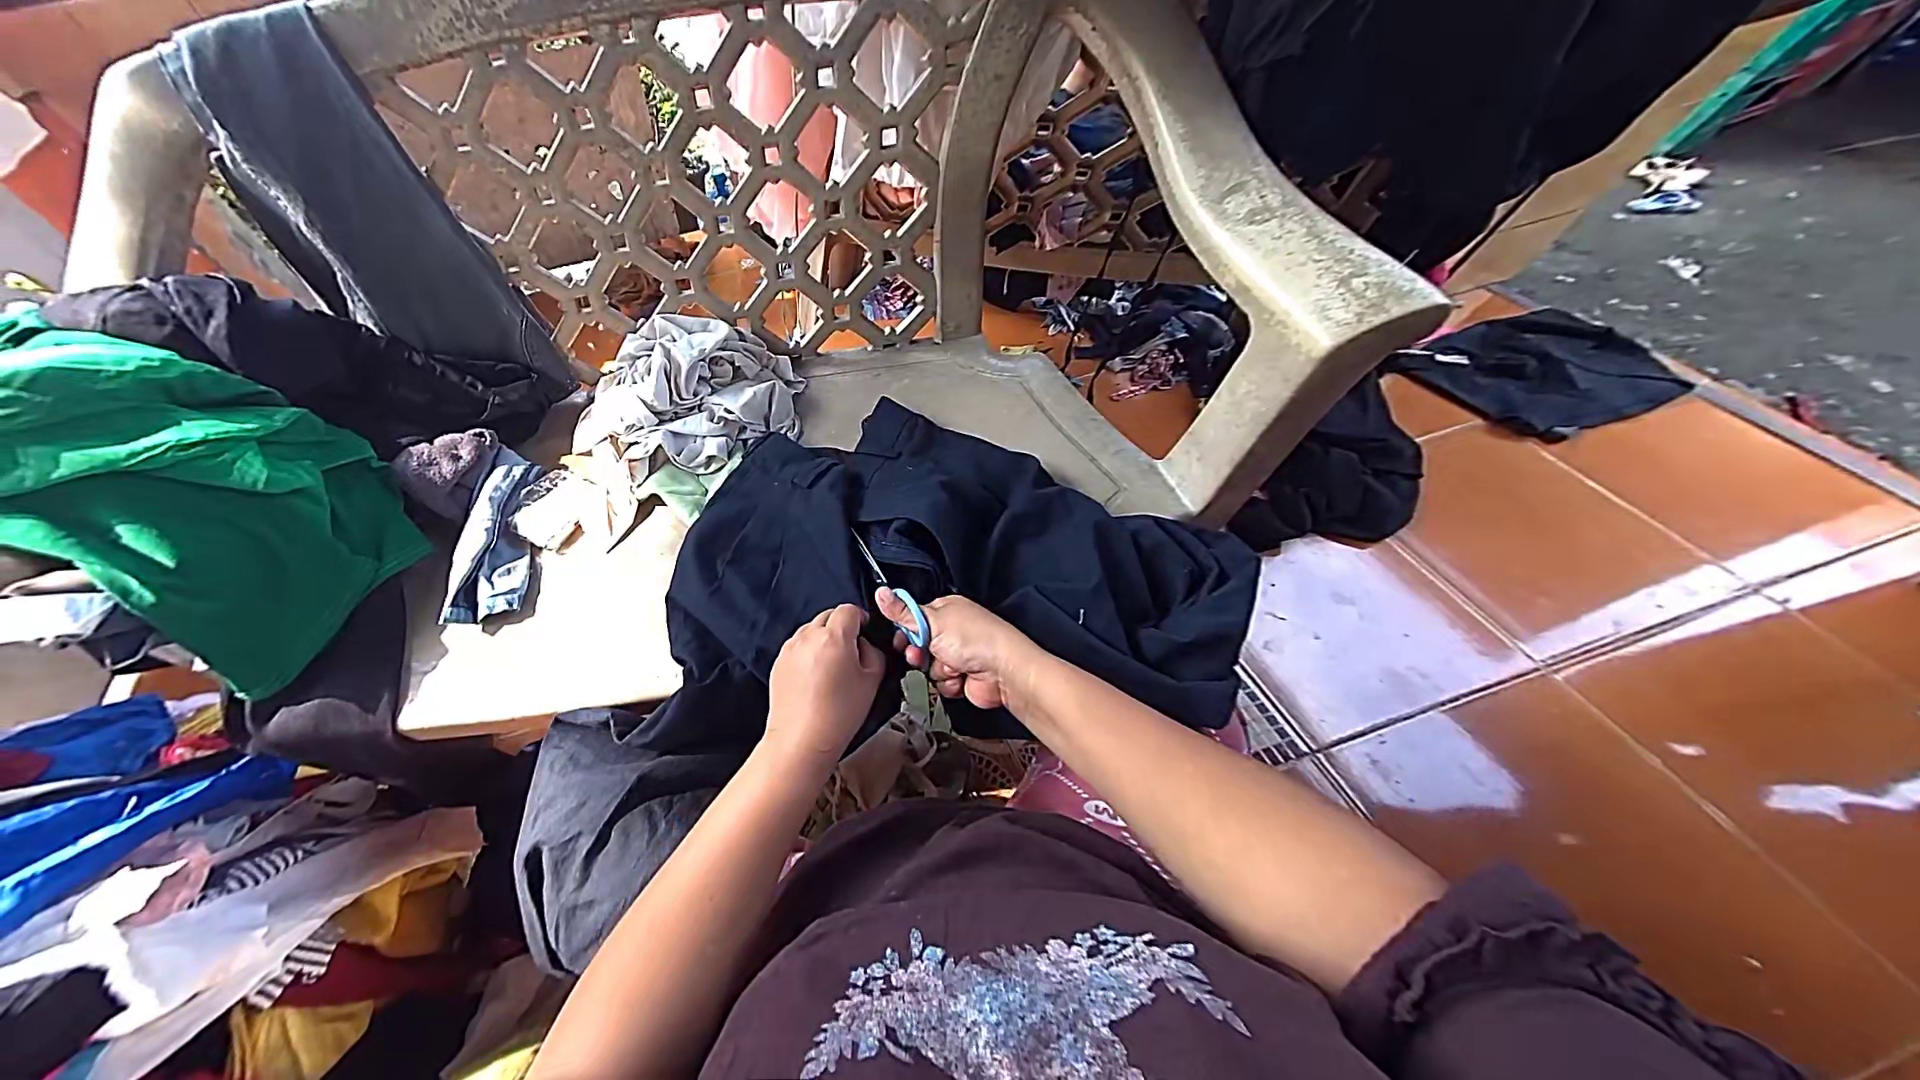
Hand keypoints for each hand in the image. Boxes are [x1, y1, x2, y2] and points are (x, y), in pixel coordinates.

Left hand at [765, 604, 885, 760]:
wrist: (801, 741)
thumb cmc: (838, 715)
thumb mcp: (872, 680)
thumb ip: (873, 652)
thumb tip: (865, 644)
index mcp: (834, 637)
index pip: (849, 610)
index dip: (861, 618)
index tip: (865, 630)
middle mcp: (808, 637)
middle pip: (829, 616)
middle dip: (842, 627)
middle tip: (852, 650)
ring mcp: (790, 649)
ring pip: (812, 630)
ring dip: (824, 639)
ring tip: (833, 667)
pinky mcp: (779, 663)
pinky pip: (798, 646)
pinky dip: (809, 653)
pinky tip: (817, 677)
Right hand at [876, 588, 1035, 709]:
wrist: (1004, 672)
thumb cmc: (978, 640)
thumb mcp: (932, 621)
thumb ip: (903, 612)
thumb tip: (882, 594)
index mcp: (946, 609)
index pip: (912, 617)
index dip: (904, 631)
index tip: (901, 638)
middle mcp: (952, 631)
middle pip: (917, 644)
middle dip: (919, 653)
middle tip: (924, 653)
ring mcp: (958, 654)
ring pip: (927, 667)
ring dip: (936, 669)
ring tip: (952, 665)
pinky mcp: (961, 676)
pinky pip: (940, 683)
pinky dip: (948, 683)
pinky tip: (961, 676)